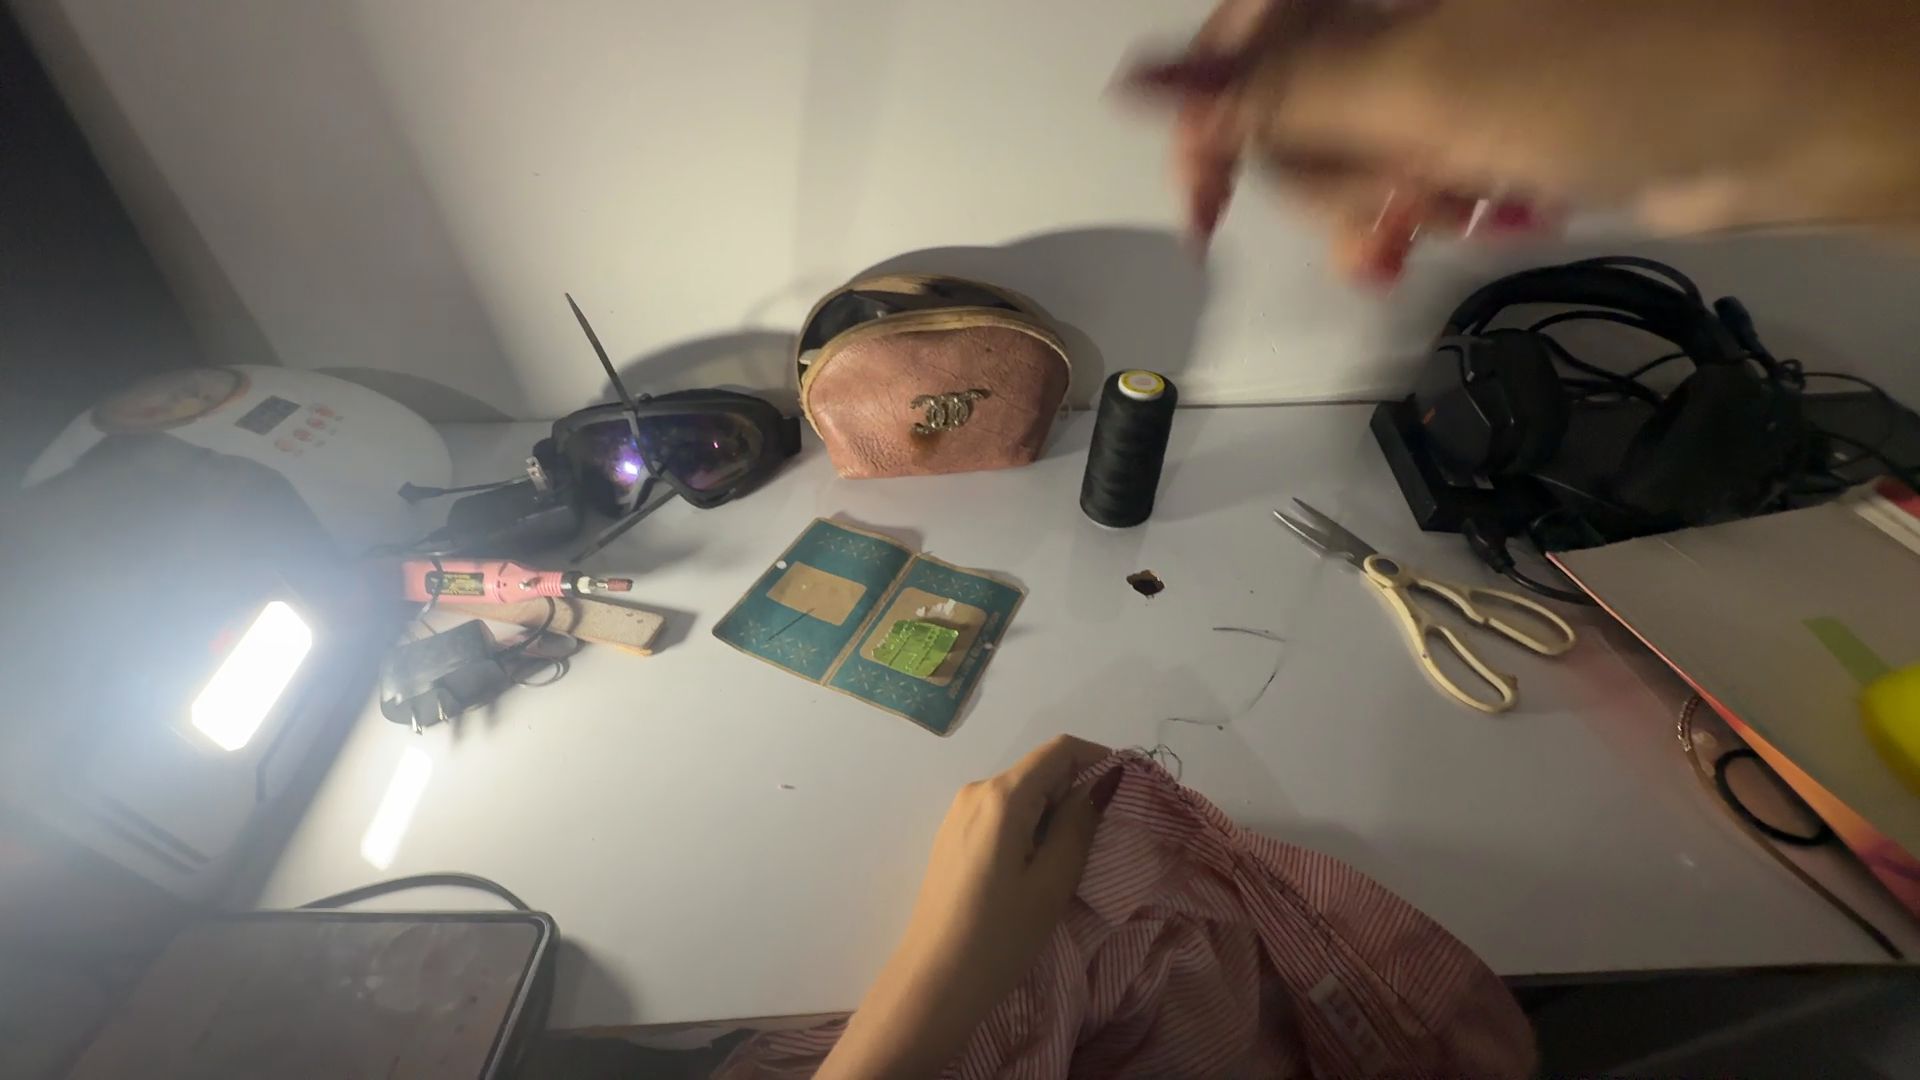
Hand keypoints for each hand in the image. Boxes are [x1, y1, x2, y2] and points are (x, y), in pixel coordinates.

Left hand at [817, 736, 1121, 1079]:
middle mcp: (976, 790)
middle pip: (1040, 770)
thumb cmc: (999, 936)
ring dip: (1053, 812)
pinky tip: (1035, 867)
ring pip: (1021, 793)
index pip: (1059, 750)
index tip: (1127, 788)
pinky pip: (1001, 813)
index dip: (1099, 758)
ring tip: (1071, 860)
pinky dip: (1028, 825)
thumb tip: (1103, 781)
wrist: (932, 983)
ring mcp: (959, 812)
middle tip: (1105, 837)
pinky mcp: (953, 835)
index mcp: (1001, 795)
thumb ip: (1079, 824)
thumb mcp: (1052, 882)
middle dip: (1077, 791)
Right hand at [1134, 0, 1919, 276]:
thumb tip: (1151, 89)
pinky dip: (1410, 210)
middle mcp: (1399, 2)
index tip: (1200, 208)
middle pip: (1285, 107)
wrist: (1809, 112)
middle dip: (1321, 178)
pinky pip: (1391, 170)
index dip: (1206, 127)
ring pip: (1336, 151)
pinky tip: (1457, 212)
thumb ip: (1274, 92)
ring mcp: (1439, 51)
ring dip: (1371, 204)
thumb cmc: (1642, 66)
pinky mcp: (1471, 104)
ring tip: (1438, 207)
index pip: (1240, 37)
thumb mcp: (1422, 82)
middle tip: (1380, 203)